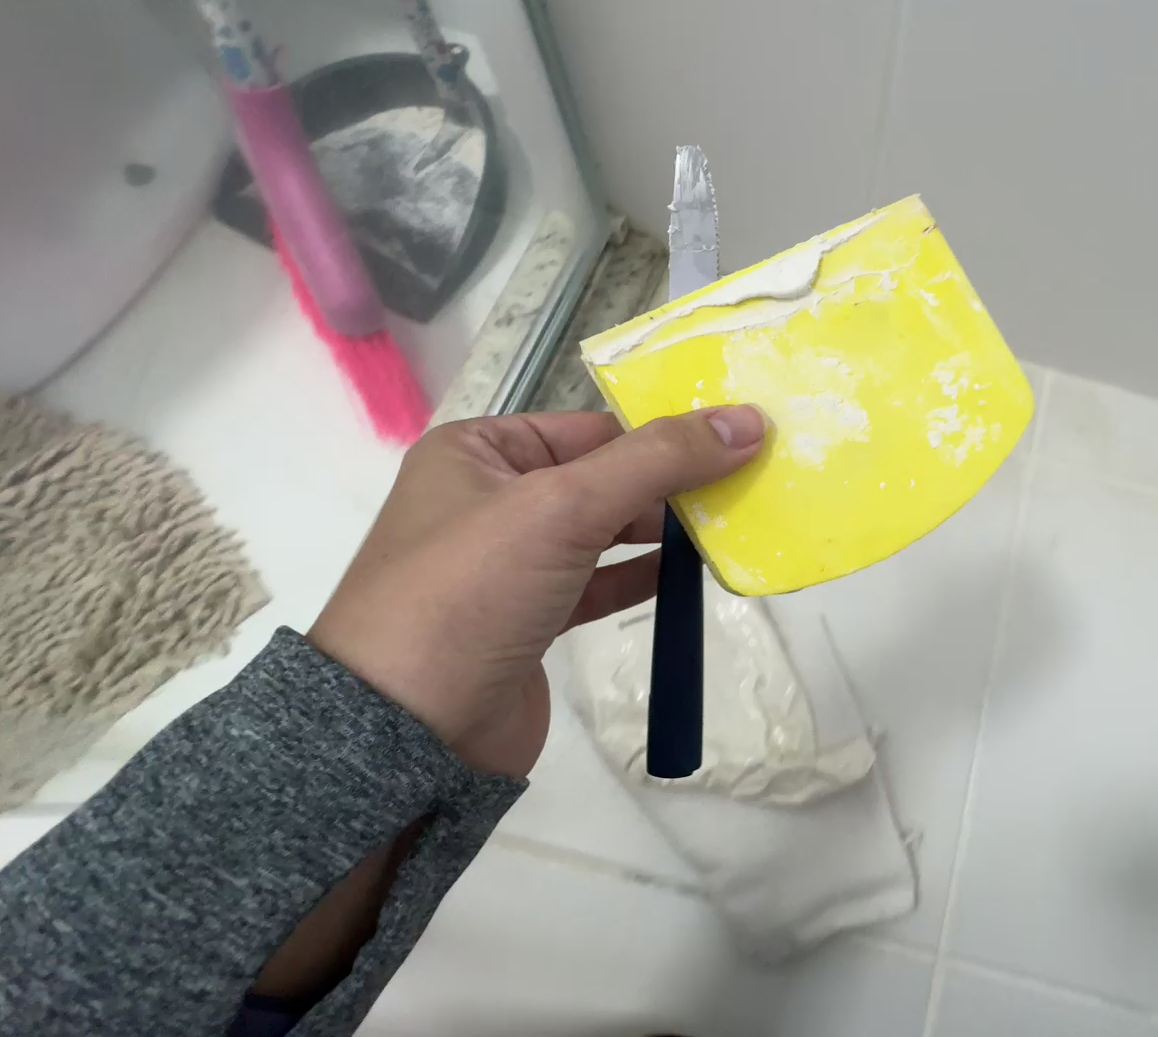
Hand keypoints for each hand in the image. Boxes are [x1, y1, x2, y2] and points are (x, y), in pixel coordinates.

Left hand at [306, 405, 766, 777]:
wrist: (410, 737)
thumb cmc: (474, 592)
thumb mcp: (566, 506)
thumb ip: (659, 460)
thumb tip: (746, 420)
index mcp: (479, 450)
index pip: (592, 427)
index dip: (664, 431)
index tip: (737, 438)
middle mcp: (492, 497)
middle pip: (604, 475)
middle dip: (671, 482)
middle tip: (746, 484)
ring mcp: (513, 561)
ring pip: (607, 529)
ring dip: (665, 529)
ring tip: (731, 526)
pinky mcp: (534, 615)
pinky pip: (603, 579)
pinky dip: (646, 573)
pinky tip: (692, 573)